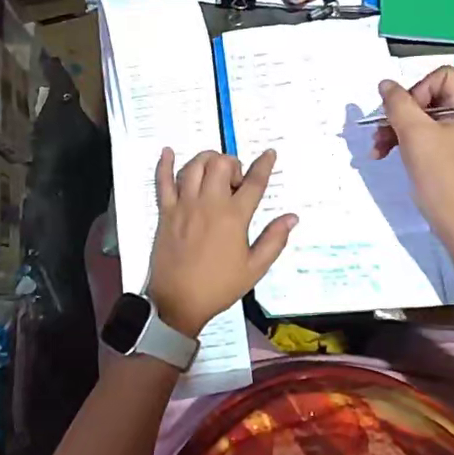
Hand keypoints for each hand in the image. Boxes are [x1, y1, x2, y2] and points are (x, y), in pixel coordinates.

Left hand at [145, 148, 297, 338]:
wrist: (178, 302)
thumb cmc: (218, 286)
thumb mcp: (255, 268)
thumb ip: (274, 240)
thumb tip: (292, 218)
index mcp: (234, 217)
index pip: (254, 182)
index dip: (264, 165)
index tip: (269, 154)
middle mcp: (209, 204)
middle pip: (221, 164)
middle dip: (233, 164)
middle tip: (235, 182)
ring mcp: (184, 206)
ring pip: (194, 166)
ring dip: (207, 161)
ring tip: (214, 171)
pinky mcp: (165, 212)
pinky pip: (162, 181)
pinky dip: (164, 164)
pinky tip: (168, 152)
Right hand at [369, 67, 453, 234]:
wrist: (450, 215)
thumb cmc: (438, 171)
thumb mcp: (414, 132)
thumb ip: (398, 102)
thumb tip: (385, 84)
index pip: (441, 76)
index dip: (419, 89)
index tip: (407, 112)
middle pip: (425, 95)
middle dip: (399, 112)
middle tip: (382, 129)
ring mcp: (452, 134)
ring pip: (417, 116)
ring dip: (393, 127)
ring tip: (377, 146)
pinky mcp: (440, 150)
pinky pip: (417, 133)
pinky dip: (399, 140)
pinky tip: (381, 153)